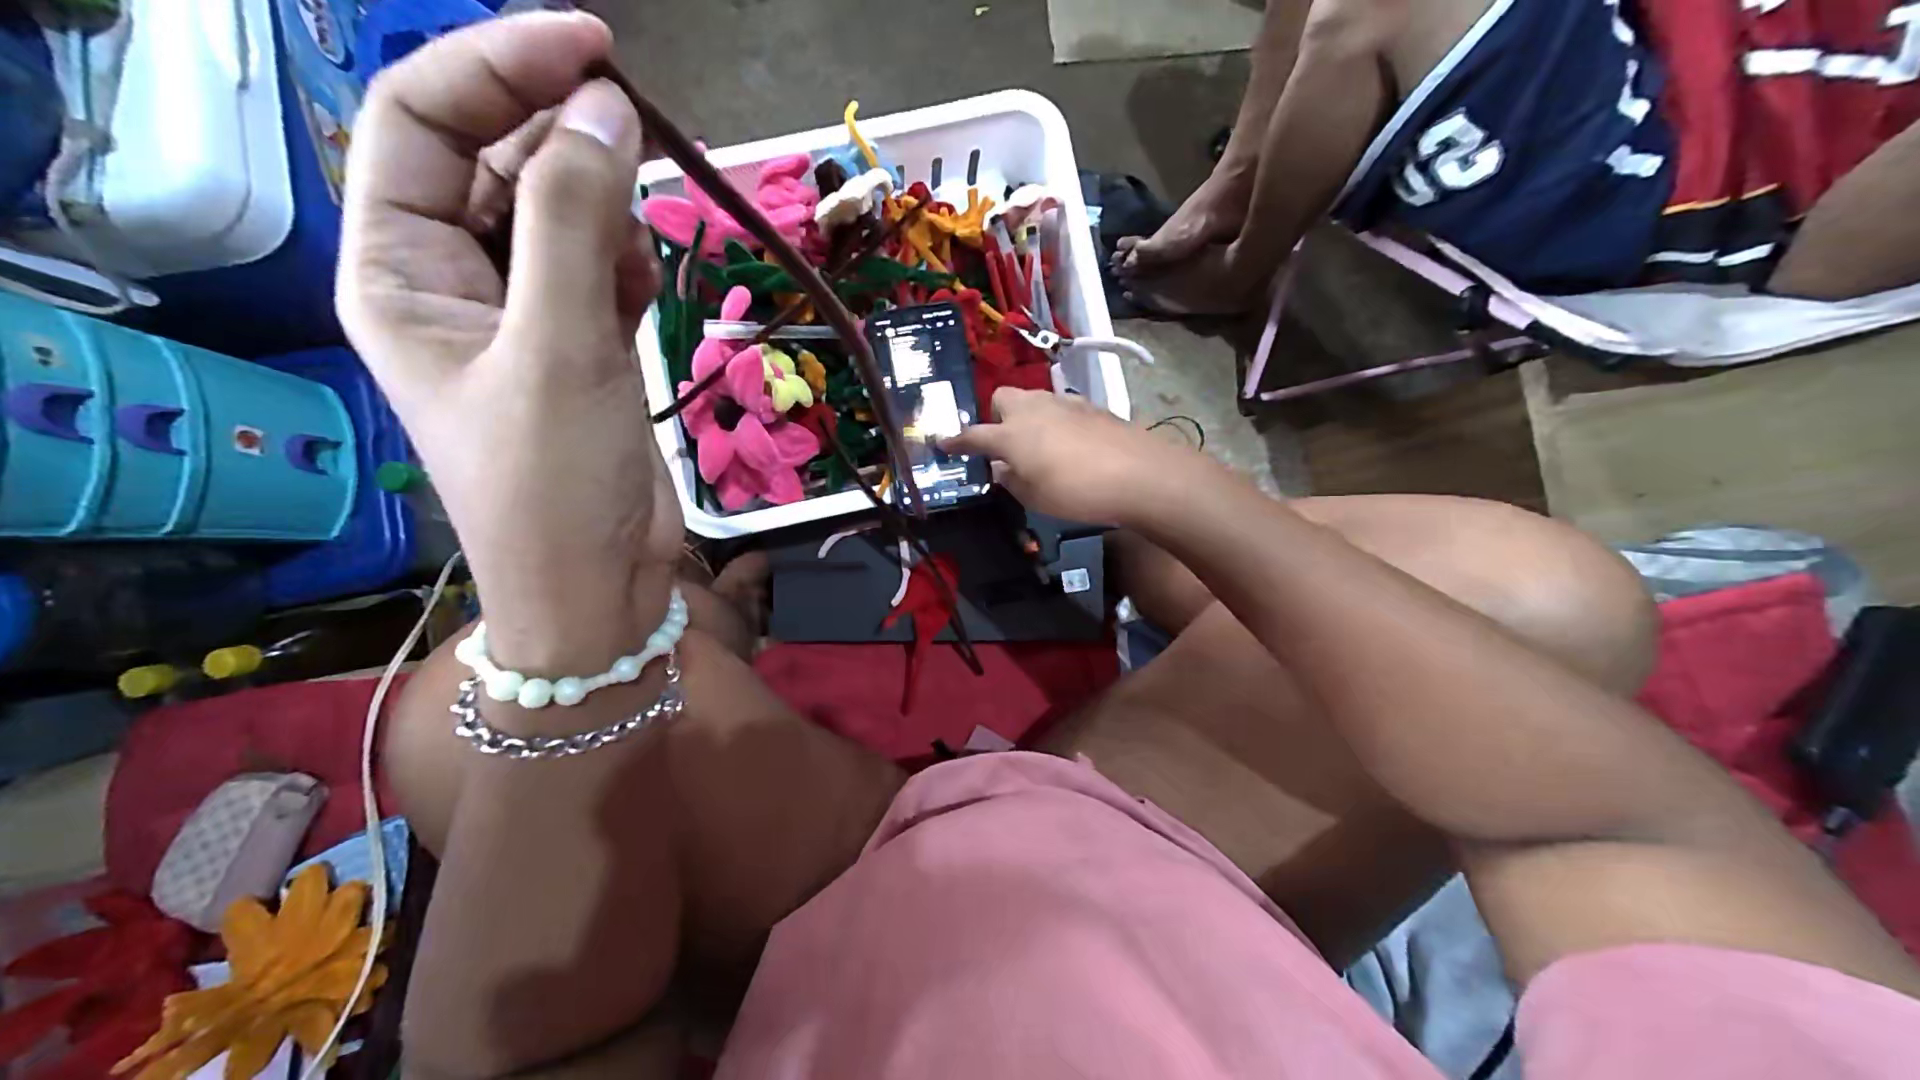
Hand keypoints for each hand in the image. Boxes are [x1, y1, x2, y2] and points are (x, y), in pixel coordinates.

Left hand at [337, 13, 678, 666]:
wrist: (601, 585)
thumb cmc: (555, 484)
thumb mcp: (559, 348)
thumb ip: (574, 222)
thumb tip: (606, 110)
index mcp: (400, 272)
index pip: (426, 125)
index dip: (500, 66)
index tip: (597, 47)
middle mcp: (451, 283)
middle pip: (497, 162)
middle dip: (566, 144)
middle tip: (643, 145)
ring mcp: (521, 317)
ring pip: (559, 216)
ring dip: (606, 216)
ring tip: (636, 268)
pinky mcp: (580, 348)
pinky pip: (598, 268)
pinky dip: (626, 267)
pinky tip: (642, 299)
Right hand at [942, 388, 1205, 525]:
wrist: (1139, 474)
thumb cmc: (1077, 491)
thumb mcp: (1034, 497)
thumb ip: (1011, 481)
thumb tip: (1000, 469)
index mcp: (1011, 433)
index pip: (973, 435)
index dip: (956, 441)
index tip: (944, 444)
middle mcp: (1033, 409)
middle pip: (1002, 399)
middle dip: (996, 417)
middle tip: (1005, 444)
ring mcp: (1064, 402)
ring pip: (1033, 400)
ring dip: (1027, 417)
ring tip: (1038, 445)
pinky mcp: (1091, 406)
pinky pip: (1060, 408)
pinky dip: (1055, 421)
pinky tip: (1069, 444)